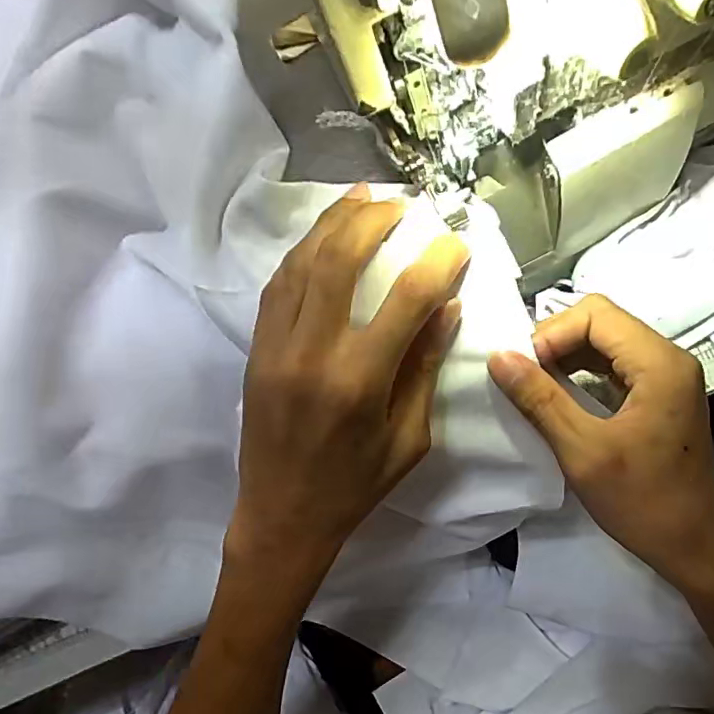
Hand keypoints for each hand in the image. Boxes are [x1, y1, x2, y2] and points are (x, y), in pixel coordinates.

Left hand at [230, 185, 468, 577]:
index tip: (457, 242)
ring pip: (301, 263)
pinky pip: (277, 286)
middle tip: (402, 203)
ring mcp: (277, 347)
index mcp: (361, 381)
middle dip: (375, 221)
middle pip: (341, 261)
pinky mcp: (257, 350)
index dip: (438, 263)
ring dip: (333, 223)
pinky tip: (322, 238)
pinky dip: (302, 253)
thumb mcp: (409, 439)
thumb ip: (425, 369)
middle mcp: (314, 352)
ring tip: (361, 198)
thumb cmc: (356, 486)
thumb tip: (447, 309)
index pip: (406, 299)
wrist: (282, 515)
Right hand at [488, 294, 713, 589]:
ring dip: (569, 359)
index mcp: (660, 363)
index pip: (596, 314)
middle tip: (525, 378)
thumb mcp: (582, 450)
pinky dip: (586, 376)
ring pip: (609, 345)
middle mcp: (670, 360)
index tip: (524, 371)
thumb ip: (539, 398)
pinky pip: (619, 369)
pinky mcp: (663, 399)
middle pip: (604, 323)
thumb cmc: (641, 501)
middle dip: (558, 342)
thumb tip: (499, 357)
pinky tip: (562, 398)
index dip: (552, 334)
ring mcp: (669, 379)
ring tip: (536, 388)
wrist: (692, 548)